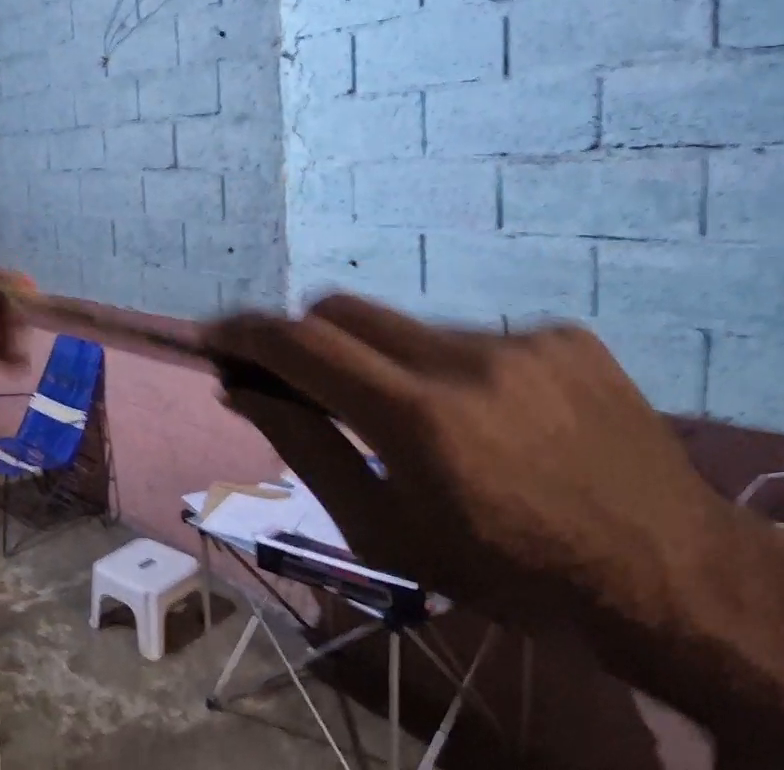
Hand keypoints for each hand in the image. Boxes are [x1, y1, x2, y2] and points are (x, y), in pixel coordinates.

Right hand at [204, 295, 724, 639]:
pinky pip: (466, 334)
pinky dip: (444, 367)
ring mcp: (523, 341)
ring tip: (411, 418)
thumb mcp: (381, 530)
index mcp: (417, 420)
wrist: (676, 579)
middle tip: (294, 378)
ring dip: (377, 360)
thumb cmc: (504, 571)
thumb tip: (238, 389)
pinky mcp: (566, 336)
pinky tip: (483, 416)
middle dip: (299, 336)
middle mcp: (466, 361)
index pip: (299, 342)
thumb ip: (302, 447)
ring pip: (401, 325)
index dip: (243, 332)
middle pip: (338, 309)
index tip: (212, 338)